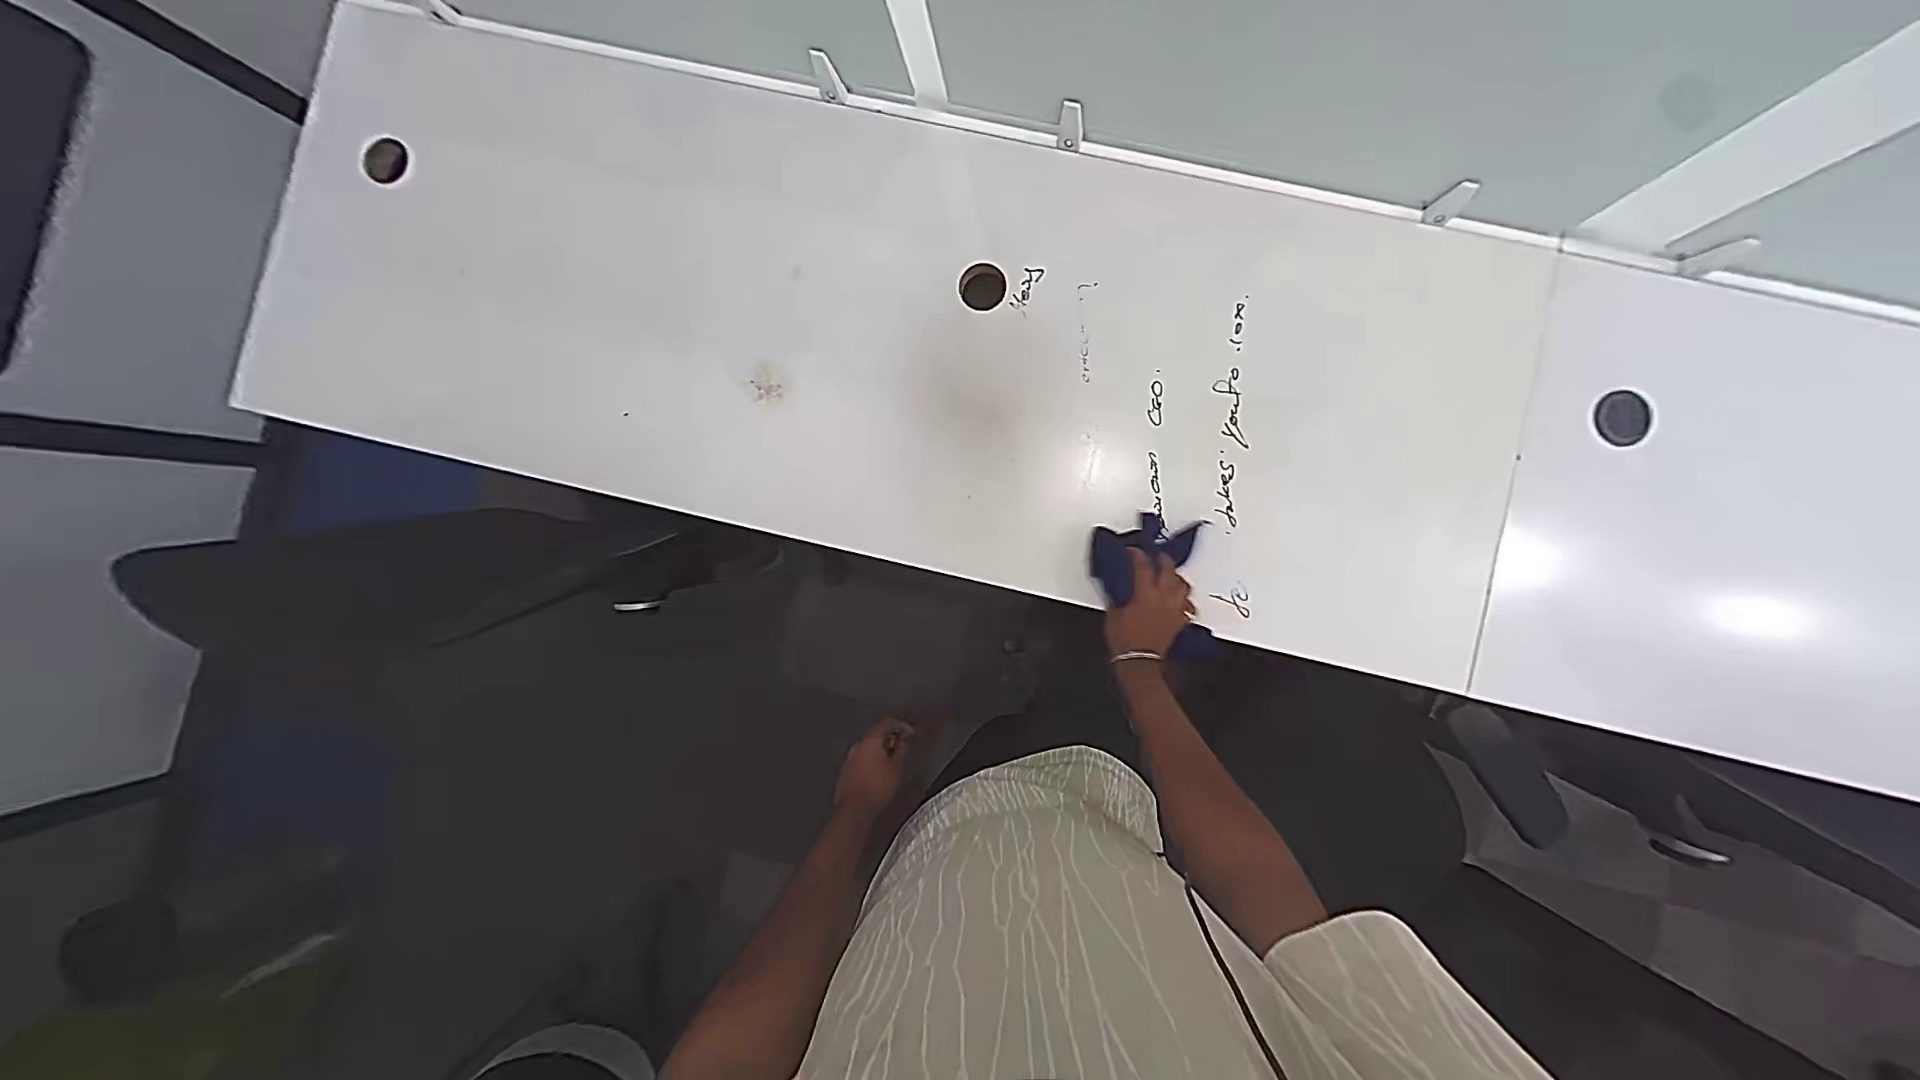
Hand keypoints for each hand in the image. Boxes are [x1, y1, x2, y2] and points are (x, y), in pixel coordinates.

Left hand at [833, 717, 915, 821]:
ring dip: (880, 749)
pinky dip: (872, 759)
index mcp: (870, 741)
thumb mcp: (896, 767)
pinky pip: (862, 759)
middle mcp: (857, 746)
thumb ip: (901, 749)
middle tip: (902, 745)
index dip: (900, 725)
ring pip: (868, 747)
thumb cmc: (878, 787)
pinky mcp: (846, 771)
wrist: (854, 810)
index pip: (886, 723)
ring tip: (892, 759)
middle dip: (890, 738)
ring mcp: (849, 759)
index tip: (910, 733)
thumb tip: (903, 739)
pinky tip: (878, 771)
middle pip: (876, 734)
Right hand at [1105, 548, 1195, 658]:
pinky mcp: (1180, 621)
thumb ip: (1118, 598)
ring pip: (1183, 586)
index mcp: (1145, 594)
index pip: (1143, 567)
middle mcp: (1163, 599)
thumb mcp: (1114, 614)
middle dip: (1163, 560)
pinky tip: (1180, 600)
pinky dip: (1185, 600)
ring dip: (1177, 578)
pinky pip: (1188, 606)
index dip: (1138, 555)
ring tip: (1171, 575)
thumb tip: (1118, 590)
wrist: (1139, 662)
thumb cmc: (1124, 640)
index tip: (1133, 551)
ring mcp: (1174, 610)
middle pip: (1169, 570)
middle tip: (1157, 556)